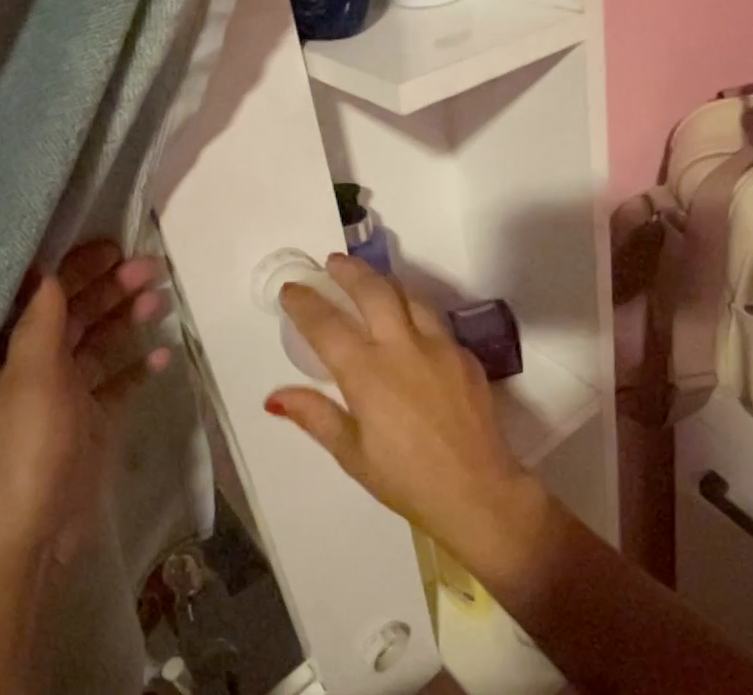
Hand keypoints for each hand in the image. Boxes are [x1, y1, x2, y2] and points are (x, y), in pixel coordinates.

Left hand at [0, 241, 170, 558]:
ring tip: (160, 299)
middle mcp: (37, 374)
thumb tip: (45, 272)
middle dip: (109, 291)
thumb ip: (41, 327)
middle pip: (76, 319)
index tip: (110, 247)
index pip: (44, 301)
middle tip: (150, 267)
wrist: (27, 537)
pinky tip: (162, 356)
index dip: (74, 272)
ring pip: (100, 348)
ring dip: (126, 322)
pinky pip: (117, 386)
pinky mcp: (91, 426)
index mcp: (13, 359)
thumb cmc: (25, 451)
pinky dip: (137, 368)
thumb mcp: (31, 382)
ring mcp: (66, 401)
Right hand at [264, 254, 546, 572]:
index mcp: (367, 373)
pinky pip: (435, 322)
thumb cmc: (406, 479)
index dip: (305, 303)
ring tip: (370, 281)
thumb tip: (275, 397)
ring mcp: (439, 347)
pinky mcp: (465, 355)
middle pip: (374, 292)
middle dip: (350, 271)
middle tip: (334, 262)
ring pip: (410, 298)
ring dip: (386, 284)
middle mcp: (403, 348)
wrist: (477, 489)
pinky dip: (415, 312)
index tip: (292, 289)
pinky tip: (409, 324)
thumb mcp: (352, 454)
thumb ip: (316, 416)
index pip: (326, 325)